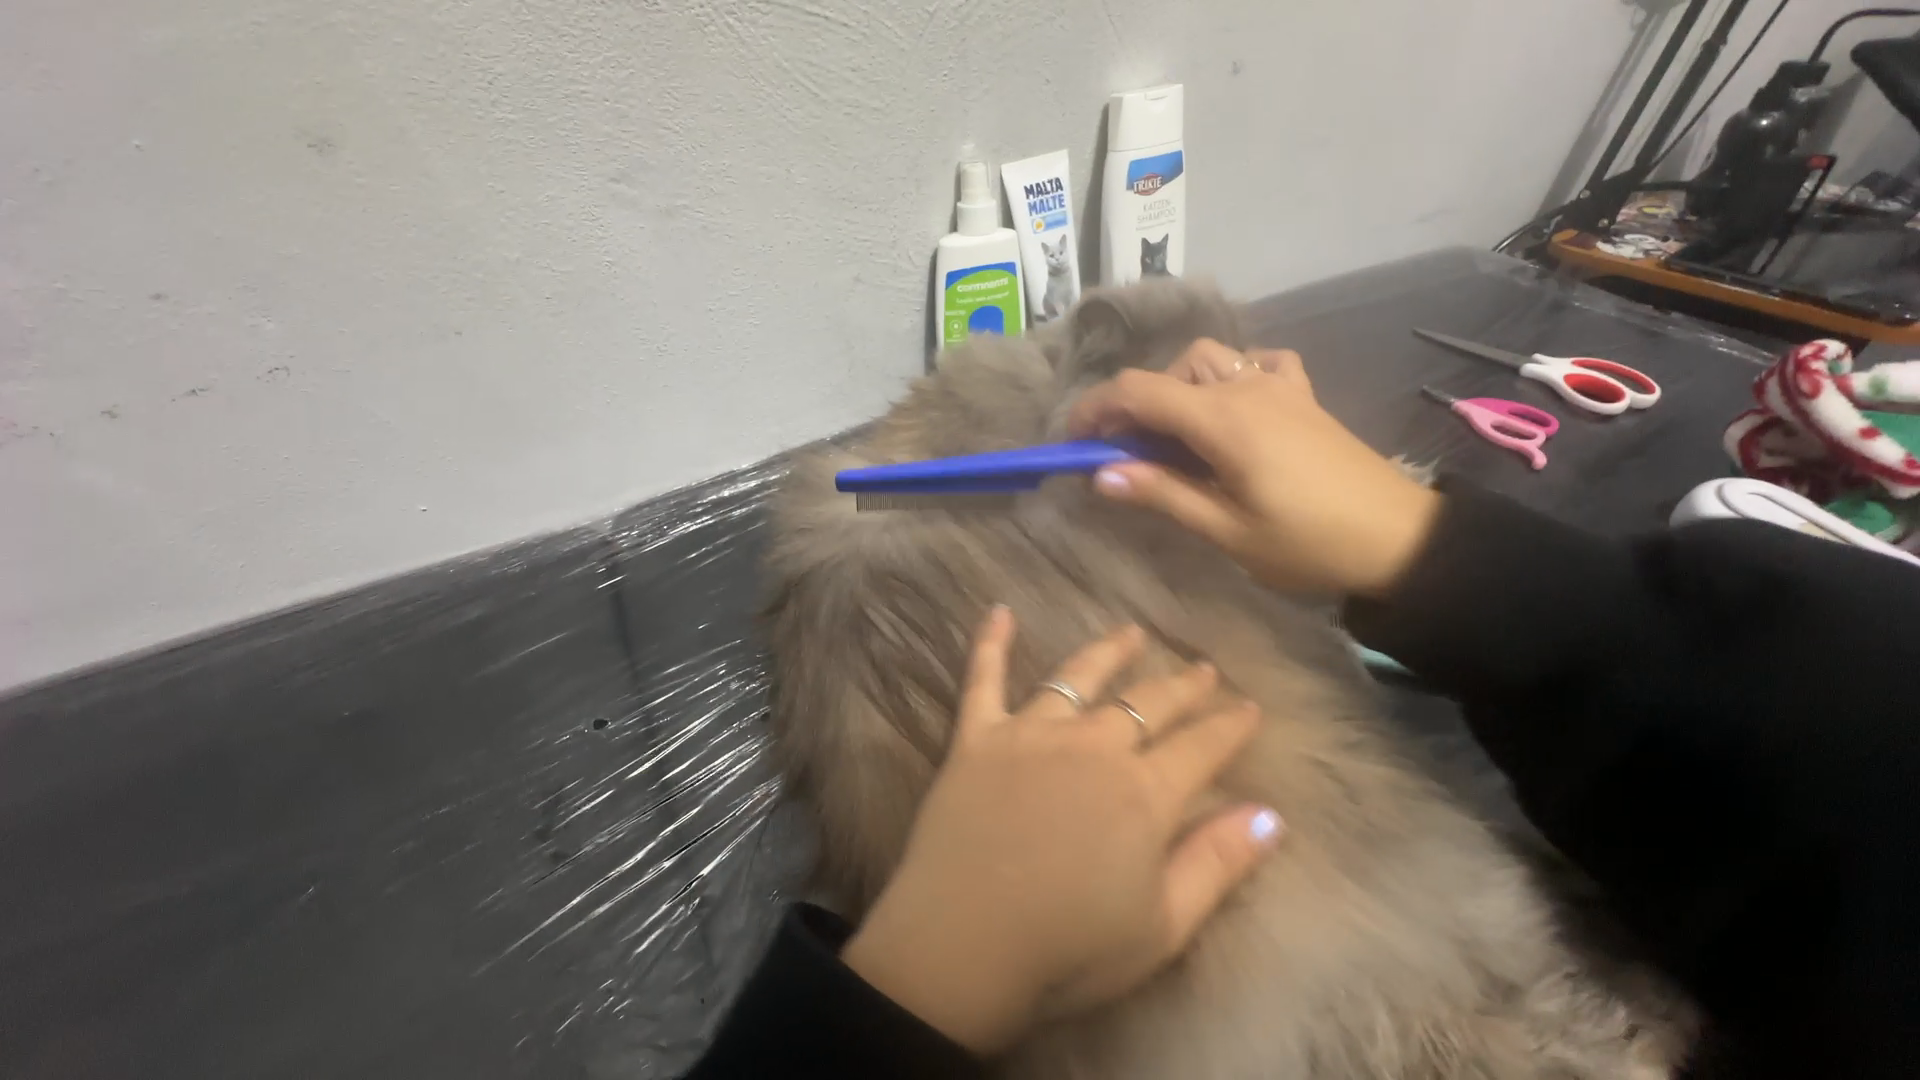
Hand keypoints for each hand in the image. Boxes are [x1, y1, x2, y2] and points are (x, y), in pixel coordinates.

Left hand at [841, 609, 1282, 1054]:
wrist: (961, 947)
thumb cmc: (1067, 950)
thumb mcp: (1162, 926)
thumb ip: (1218, 864)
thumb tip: (1271, 815)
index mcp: (1142, 792)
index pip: (1201, 746)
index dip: (1229, 726)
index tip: (1250, 706)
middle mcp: (1091, 747)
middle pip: (1147, 703)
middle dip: (1181, 685)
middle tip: (1203, 668)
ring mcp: (1030, 735)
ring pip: (1077, 677)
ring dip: (1108, 652)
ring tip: (1130, 632)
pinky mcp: (976, 738)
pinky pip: (983, 679)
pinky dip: (990, 642)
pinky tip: (998, 611)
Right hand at [1067, 339, 1442, 595]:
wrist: (1400, 538)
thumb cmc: (1309, 543)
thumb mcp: (1227, 530)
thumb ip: (1163, 495)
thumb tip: (1102, 475)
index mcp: (1223, 420)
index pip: (1138, 391)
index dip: (1095, 409)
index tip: (1073, 443)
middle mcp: (1246, 388)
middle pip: (1169, 371)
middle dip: (1133, 405)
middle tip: (1125, 455)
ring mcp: (1279, 387)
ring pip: (1210, 360)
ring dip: (1177, 388)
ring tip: (1174, 436)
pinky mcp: (1302, 396)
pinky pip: (1257, 364)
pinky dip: (1231, 377)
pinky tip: (1231, 409)